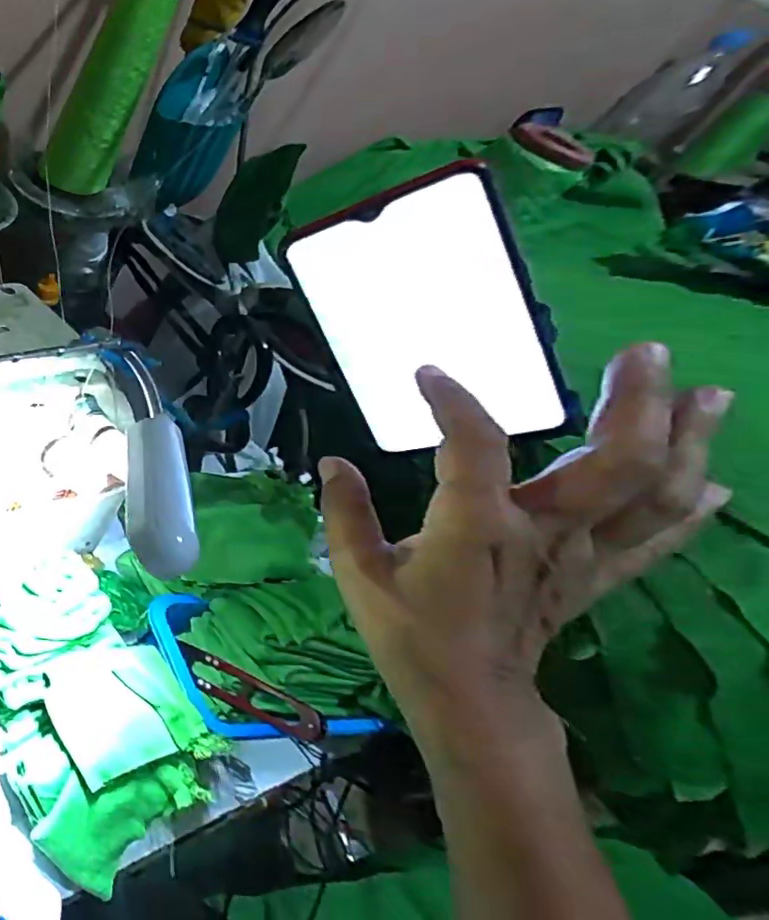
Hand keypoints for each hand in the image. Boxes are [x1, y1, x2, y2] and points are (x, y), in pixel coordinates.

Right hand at [319, 343, 732, 736]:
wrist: (468, 692)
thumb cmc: (405, 629)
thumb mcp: (357, 570)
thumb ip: (346, 511)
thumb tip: (334, 461)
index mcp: (474, 529)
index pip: (473, 449)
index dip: (454, 404)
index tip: (429, 373)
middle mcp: (541, 533)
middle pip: (613, 464)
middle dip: (637, 405)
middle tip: (646, 354)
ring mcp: (578, 555)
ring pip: (651, 493)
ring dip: (686, 441)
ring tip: (710, 394)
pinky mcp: (593, 575)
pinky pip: (654, 537)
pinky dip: (689, 506)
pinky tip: (712, 477)